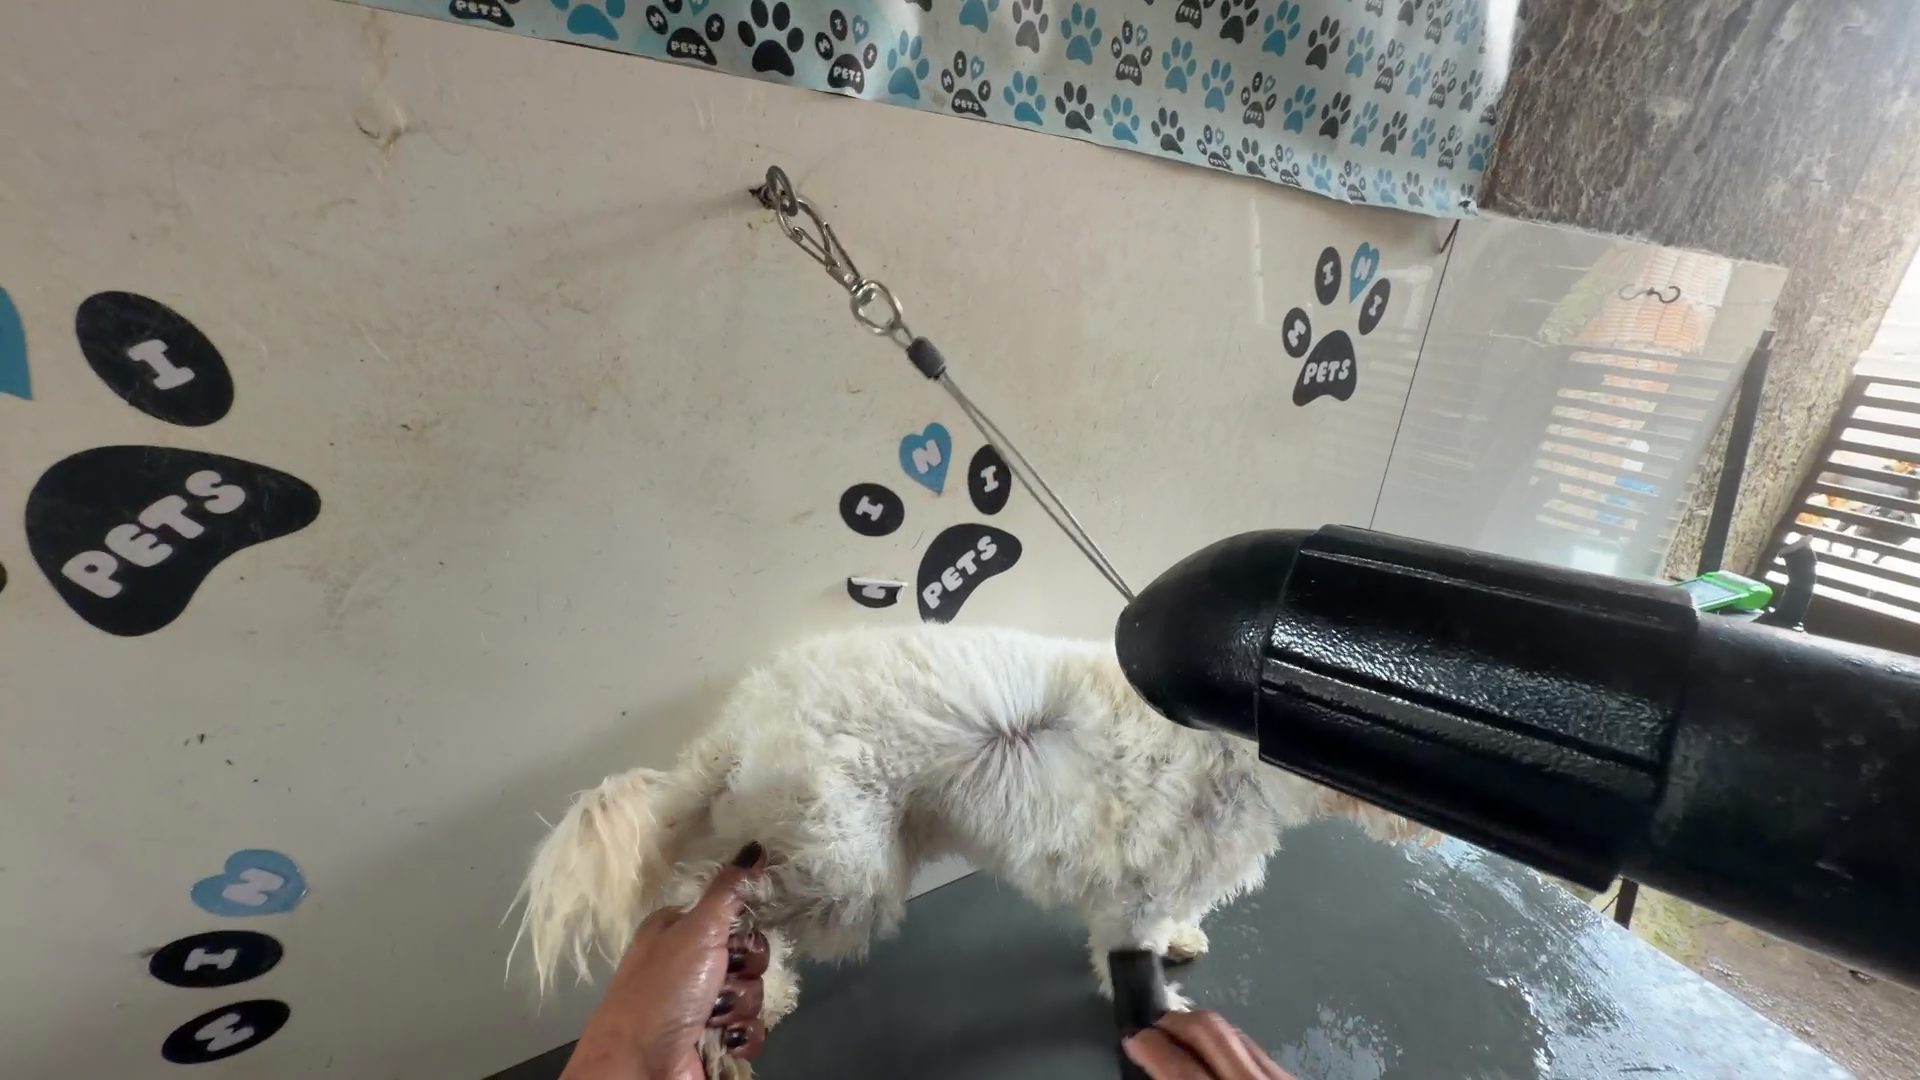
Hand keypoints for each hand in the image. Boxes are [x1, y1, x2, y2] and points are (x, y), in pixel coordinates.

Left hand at [562, 843, 770, 1079]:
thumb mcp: (696, 929)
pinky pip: (753, 1027)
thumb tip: (755, 845)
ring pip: (754, 989)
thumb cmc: (661, 991)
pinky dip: (743, 1034)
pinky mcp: (715, 1040)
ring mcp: (703, 1005)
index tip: (744, 925)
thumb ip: (729, 889)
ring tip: (714, 1016)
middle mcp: (691, 964)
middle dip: (744, 965)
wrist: (636, 1073)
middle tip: (723, 973)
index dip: (742, 921)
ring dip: (740, 1003)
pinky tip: (723, 1039)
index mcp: (679, 930)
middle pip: (749, 950)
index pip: (731, 911)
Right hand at [1123, 1011, 1293, 1079]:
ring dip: (1199, 1029)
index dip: (1148, 1046)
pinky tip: (1216, 1057)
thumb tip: (1157, 1075)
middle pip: (1206, 1031)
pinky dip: (1226, 1044)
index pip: (1178, 1067)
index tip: (1133, 1040)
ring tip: (1181, 1038)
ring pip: (1232, 1031)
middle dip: (1173, 1022)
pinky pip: (1253, 1048)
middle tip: (1154, 1030)